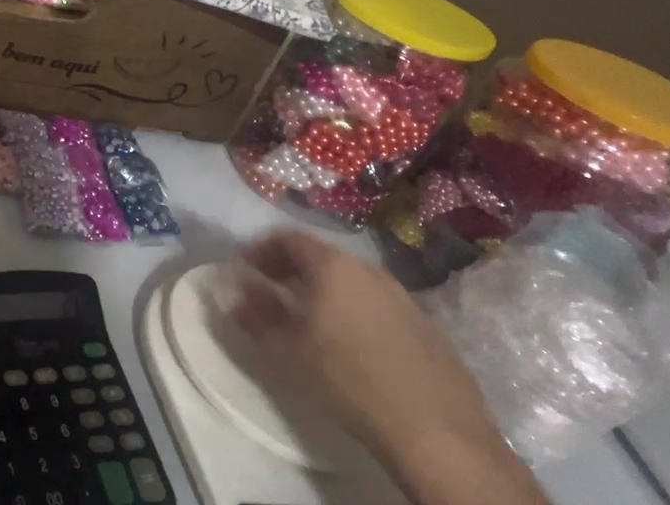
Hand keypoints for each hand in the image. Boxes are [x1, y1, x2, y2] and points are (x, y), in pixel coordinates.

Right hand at [227, 230, 546, 504]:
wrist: (435, 430)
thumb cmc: (347, 378)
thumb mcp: (286, 348)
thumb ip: (255, 314)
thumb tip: (234, 293)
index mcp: (332, 266)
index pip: (288, 238)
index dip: (261, 249)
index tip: (245, 267)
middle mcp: (370, 271)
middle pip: (322, 257)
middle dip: (291, 269)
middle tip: (271, 290)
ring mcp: (404, 298)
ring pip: (353, 281)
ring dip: (326, 291)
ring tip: (309, 318)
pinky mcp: (427, 328)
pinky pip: (378, 305)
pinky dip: (355, 311)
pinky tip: (351, 344)